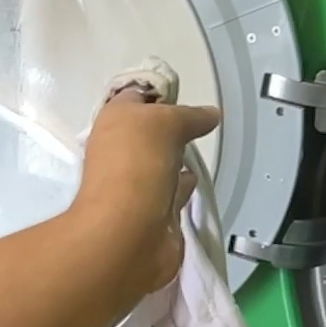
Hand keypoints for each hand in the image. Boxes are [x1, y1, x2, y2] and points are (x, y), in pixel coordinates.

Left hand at [66, 87, 220, 307]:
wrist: (129, 233)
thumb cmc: (137, 166)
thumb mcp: (165, 122)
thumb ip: (189, 116)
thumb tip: (211, 114)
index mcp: (114, 122)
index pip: (136, 97)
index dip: (159, 93)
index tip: (186, 97)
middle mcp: (121, 151)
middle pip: (151, 132)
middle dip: (173, 129)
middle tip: (198, 126)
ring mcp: (137, 184)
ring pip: (162, 163)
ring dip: (178, 159)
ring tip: (200, 152)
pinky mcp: (153, 212)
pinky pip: (172, 192)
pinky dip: (183, 187)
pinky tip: (194, 182)